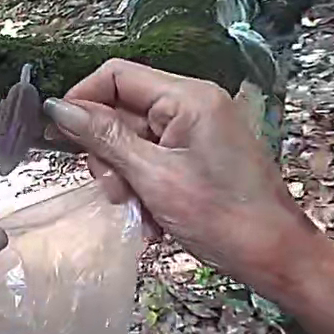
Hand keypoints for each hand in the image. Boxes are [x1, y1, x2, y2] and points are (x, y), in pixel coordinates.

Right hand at [47, 59, 333, 333]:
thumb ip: (104, 138)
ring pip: (133, 142)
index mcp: (188, 96)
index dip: (82, 101)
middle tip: (116, 192)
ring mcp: (197, 131)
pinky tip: (151, 220)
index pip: (117, 75)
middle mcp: (193, 104)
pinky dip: (144, 188)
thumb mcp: (153, 177)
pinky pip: (153, 161)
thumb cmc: (220, 217)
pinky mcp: (198, 156)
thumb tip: (56, 108)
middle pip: (123, 111)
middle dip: (109, 154)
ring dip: (125, 178)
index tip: (61, 137)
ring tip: (138, 212)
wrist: (276, 258)